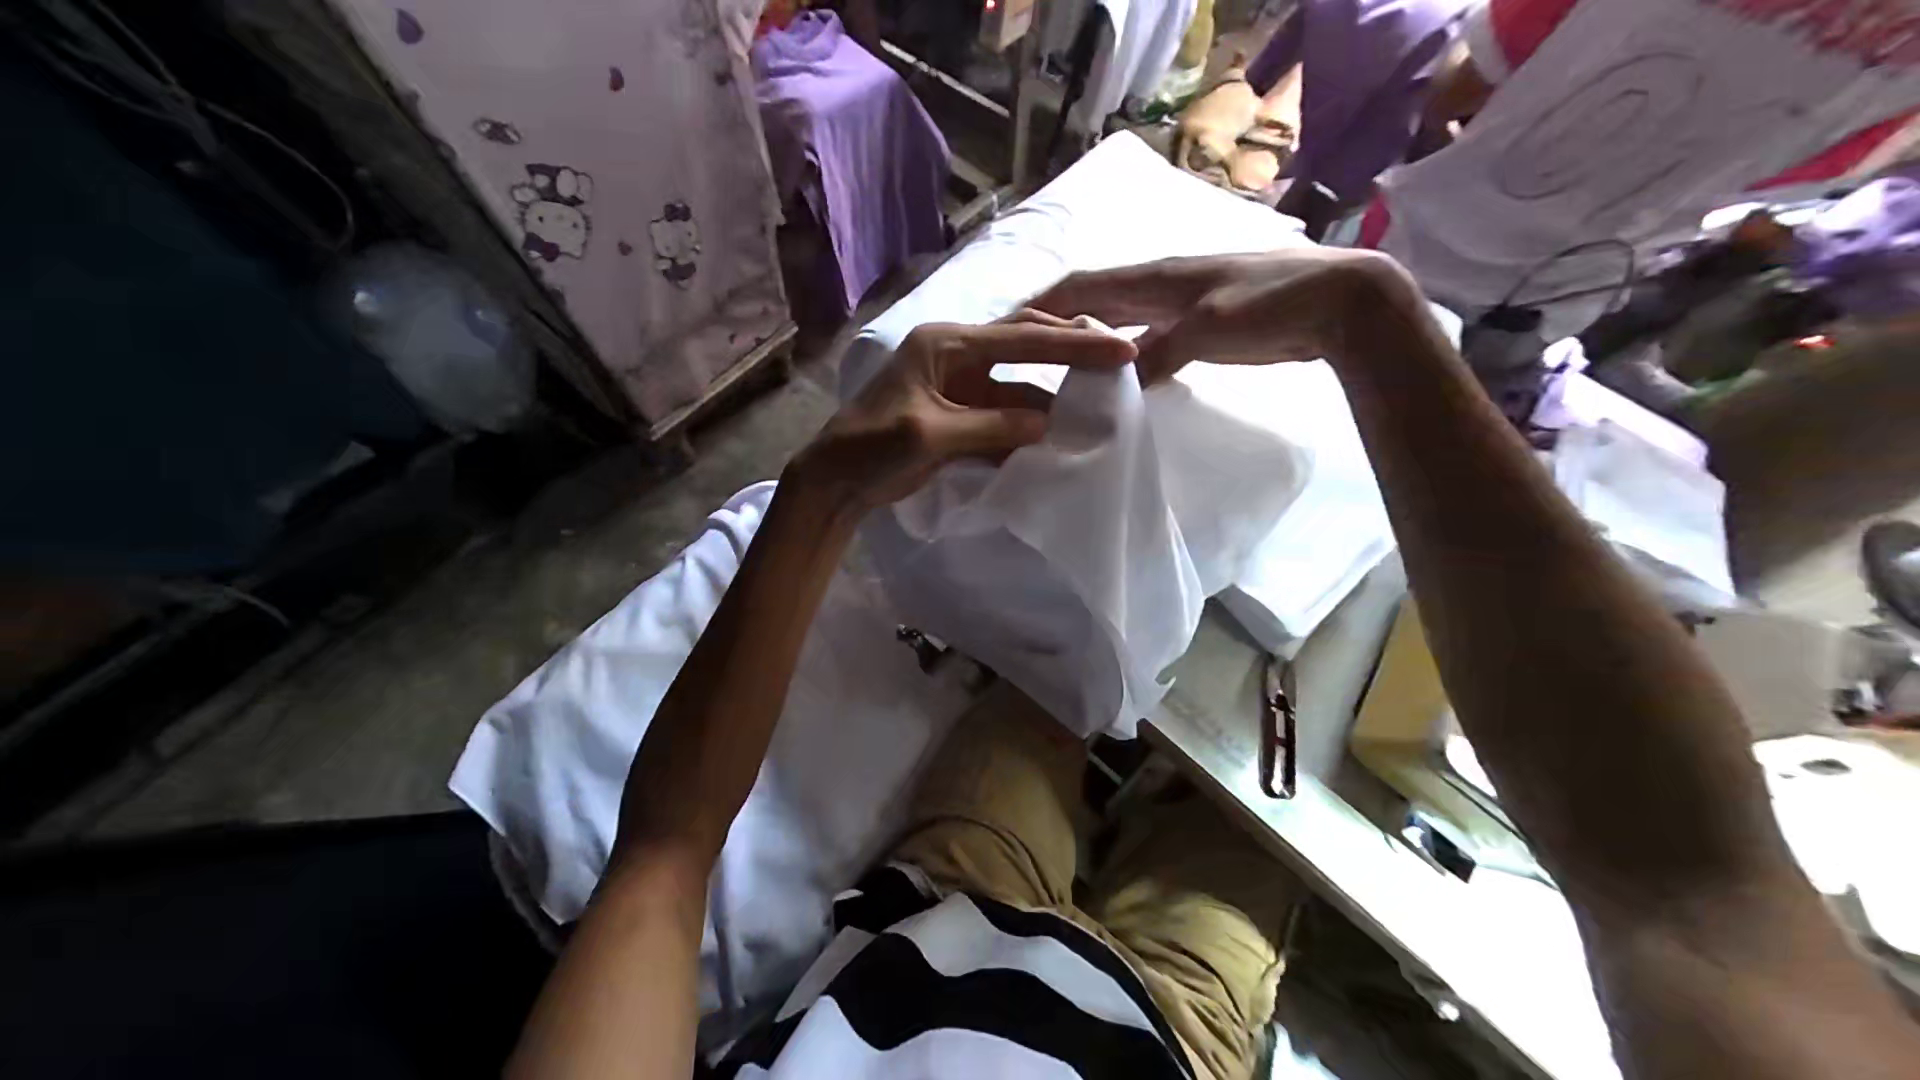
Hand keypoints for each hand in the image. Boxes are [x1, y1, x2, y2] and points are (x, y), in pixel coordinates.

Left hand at [787, 312, 1136, 513]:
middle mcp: (956, 356)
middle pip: (1024, 345)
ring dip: (1051, 395)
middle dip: (1069, 352)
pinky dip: (1028, 423)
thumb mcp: (931, 434)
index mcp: (946, 343)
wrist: (836, 480)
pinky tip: (1055, 434)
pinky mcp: (959, 416)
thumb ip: (992, 425)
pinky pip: (1003, 414)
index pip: (1020, 338)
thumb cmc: (872, 447)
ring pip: (1017, 383)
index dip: (1072, 345)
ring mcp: (958, 386)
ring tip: (1096, 403)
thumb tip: (1048, 423)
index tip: (1120, 349)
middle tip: (1120, 359)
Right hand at [1028, 248, 1420, 383]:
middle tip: (1023, 353)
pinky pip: (1143, 345)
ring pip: (1116, 324)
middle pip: (1093, 301)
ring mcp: (1175, 311)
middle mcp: (1156, 289)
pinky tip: (1114, 381)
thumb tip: (1119, 383)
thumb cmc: (1271, 303)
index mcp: (1153, 278)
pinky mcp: (1194, 332)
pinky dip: (1121, 360)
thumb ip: (1159, 353)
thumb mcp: (1208, 327)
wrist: (1336, 303)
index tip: (1007, 326)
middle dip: (1056, 322)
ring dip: (1087, 342)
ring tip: (1057, 371)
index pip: (1082, 286)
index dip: (1043, 303)